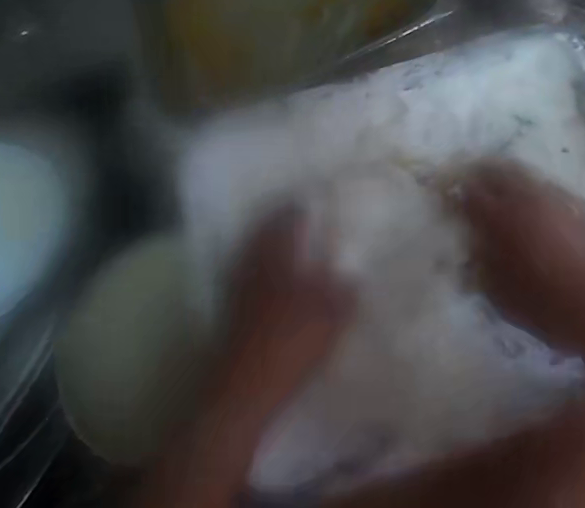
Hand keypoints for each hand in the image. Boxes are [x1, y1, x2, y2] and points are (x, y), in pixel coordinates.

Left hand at [211, 205, 355, 422]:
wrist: (244, 387)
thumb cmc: (290, 345)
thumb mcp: (329, 320)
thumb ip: (343, 296)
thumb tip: (354, 278)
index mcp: (279, 257)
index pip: (287, 220)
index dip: (298, 207)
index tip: (310, 197)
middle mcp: (255, 263)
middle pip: (263, 230)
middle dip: (277, 217)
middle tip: (292, 209)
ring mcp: (238, 285)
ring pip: (251, 248)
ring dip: (264, 236)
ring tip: (279, 234)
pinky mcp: (230, 308)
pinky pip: (244, 269)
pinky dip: (255, 261)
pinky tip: (264, 273)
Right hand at [454, 161, 584, 356]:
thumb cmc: (564, 313)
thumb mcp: (512, 301)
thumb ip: (487, 270)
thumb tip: (475, 249)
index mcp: (509, 220)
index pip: (473, 195)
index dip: (457, 196)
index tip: (449, 199)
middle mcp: (531, 199)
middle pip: (498, 171)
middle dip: (480, 175)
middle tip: (469, 184)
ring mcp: (559, 197)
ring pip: (523, 174)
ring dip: (505, 177)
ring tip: (497, 191)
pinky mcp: (581, 204)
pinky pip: (545, 185)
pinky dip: (529, 188)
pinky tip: (530, 206)